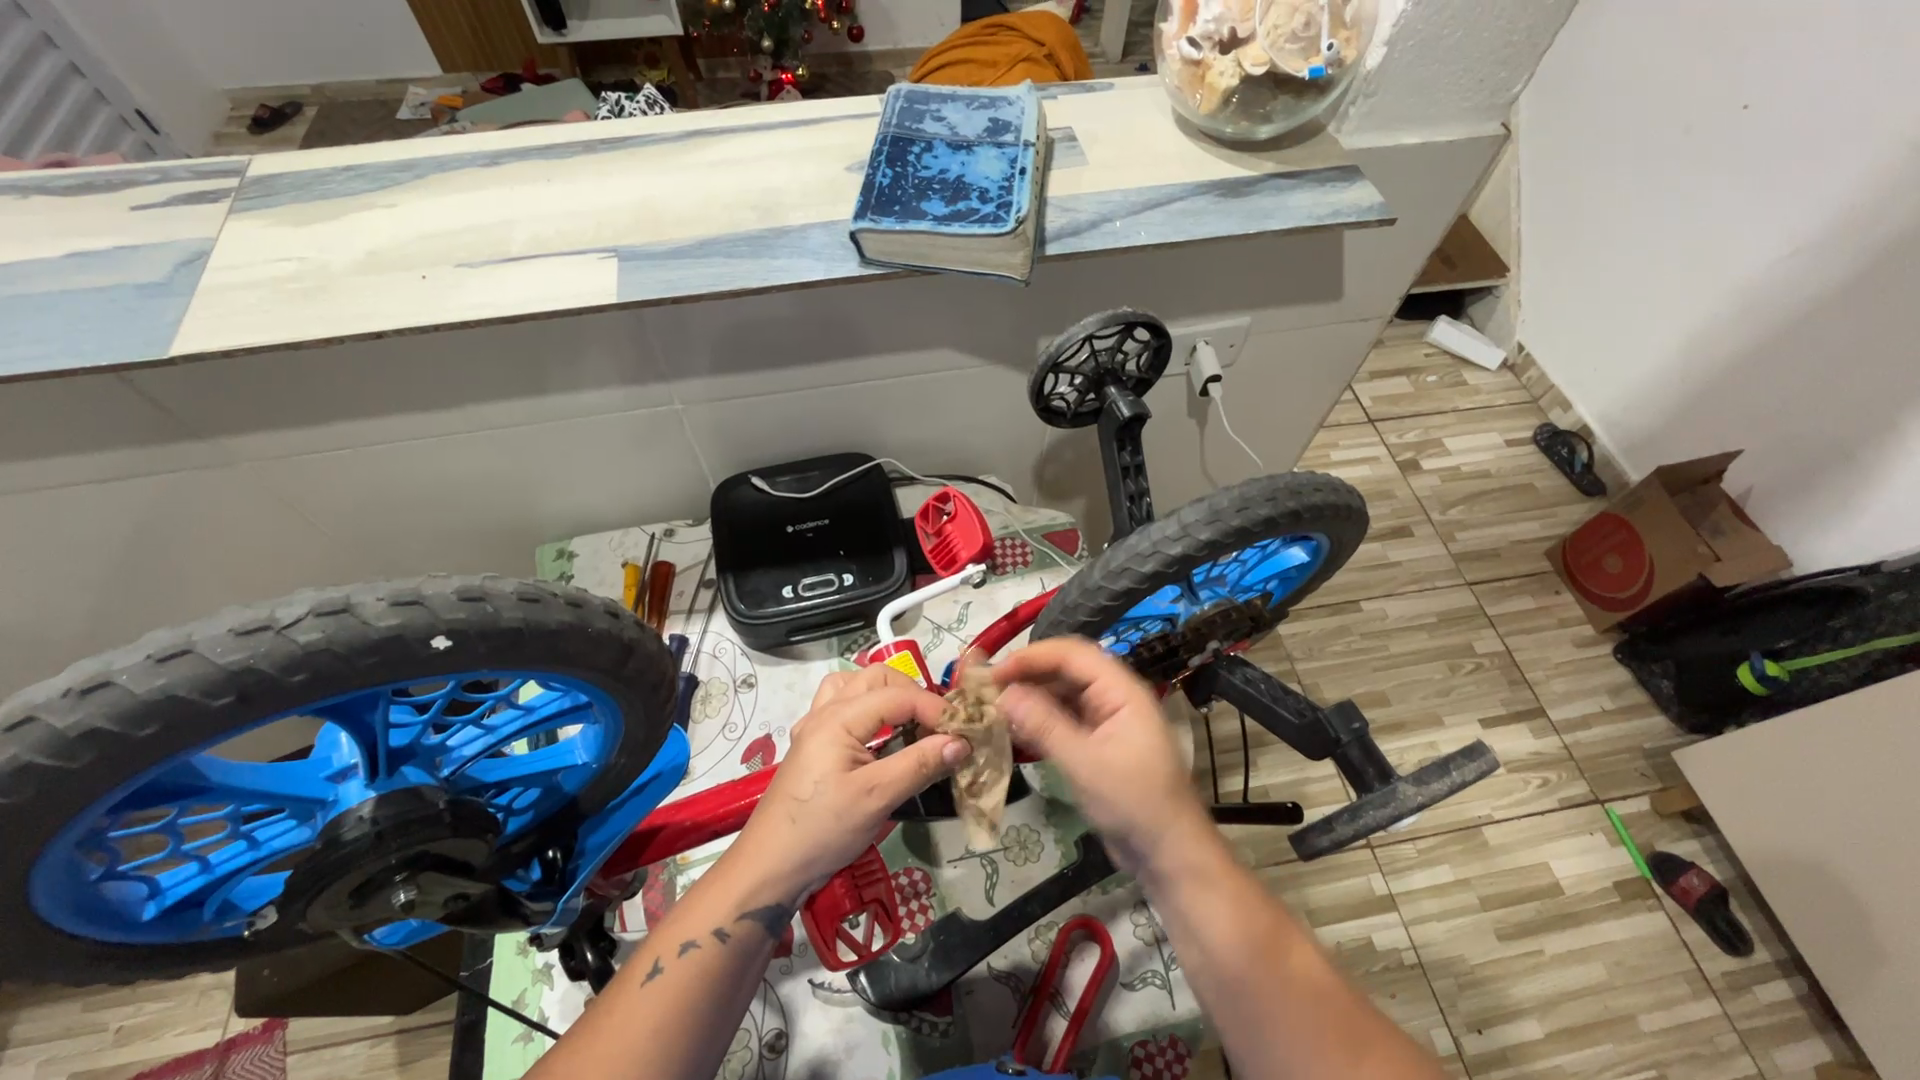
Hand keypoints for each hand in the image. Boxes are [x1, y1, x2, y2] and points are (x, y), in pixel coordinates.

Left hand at [729, 666, 970, 900]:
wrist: (771, 866)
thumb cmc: (823, 830)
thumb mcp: (877, 797)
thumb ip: (920, 764)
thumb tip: (961, 742)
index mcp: (838, 717)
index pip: (898, 696)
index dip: (935, 708)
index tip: (964, 732)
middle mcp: (824, 713)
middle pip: (876, 679)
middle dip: (913, 694)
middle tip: (938, 725)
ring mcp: (814, 728)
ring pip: (855, 688)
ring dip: (887, 696)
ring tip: (911, 723)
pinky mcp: (813, 748)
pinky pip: (842, 709)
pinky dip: (868, 712)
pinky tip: (881, 739)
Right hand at [994, 638, 1209, 874]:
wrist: (1168, 852)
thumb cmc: (1134, 803)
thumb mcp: (1084, 763)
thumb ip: (1043, 725)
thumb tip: (1003, 694)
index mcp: (1121, 691)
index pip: (1072, 654)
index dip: (1032, 657)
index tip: (994, 672)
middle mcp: (1114, 698)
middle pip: (1066, 671)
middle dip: (1028, 675)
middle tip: (987, 690)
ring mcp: (1107, 722)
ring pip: (1063, 695)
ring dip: (1031, 698)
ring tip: (994, 708)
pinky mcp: (1098, 745)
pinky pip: (1065, 720)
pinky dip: (1040, 721)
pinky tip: (1014, 730)